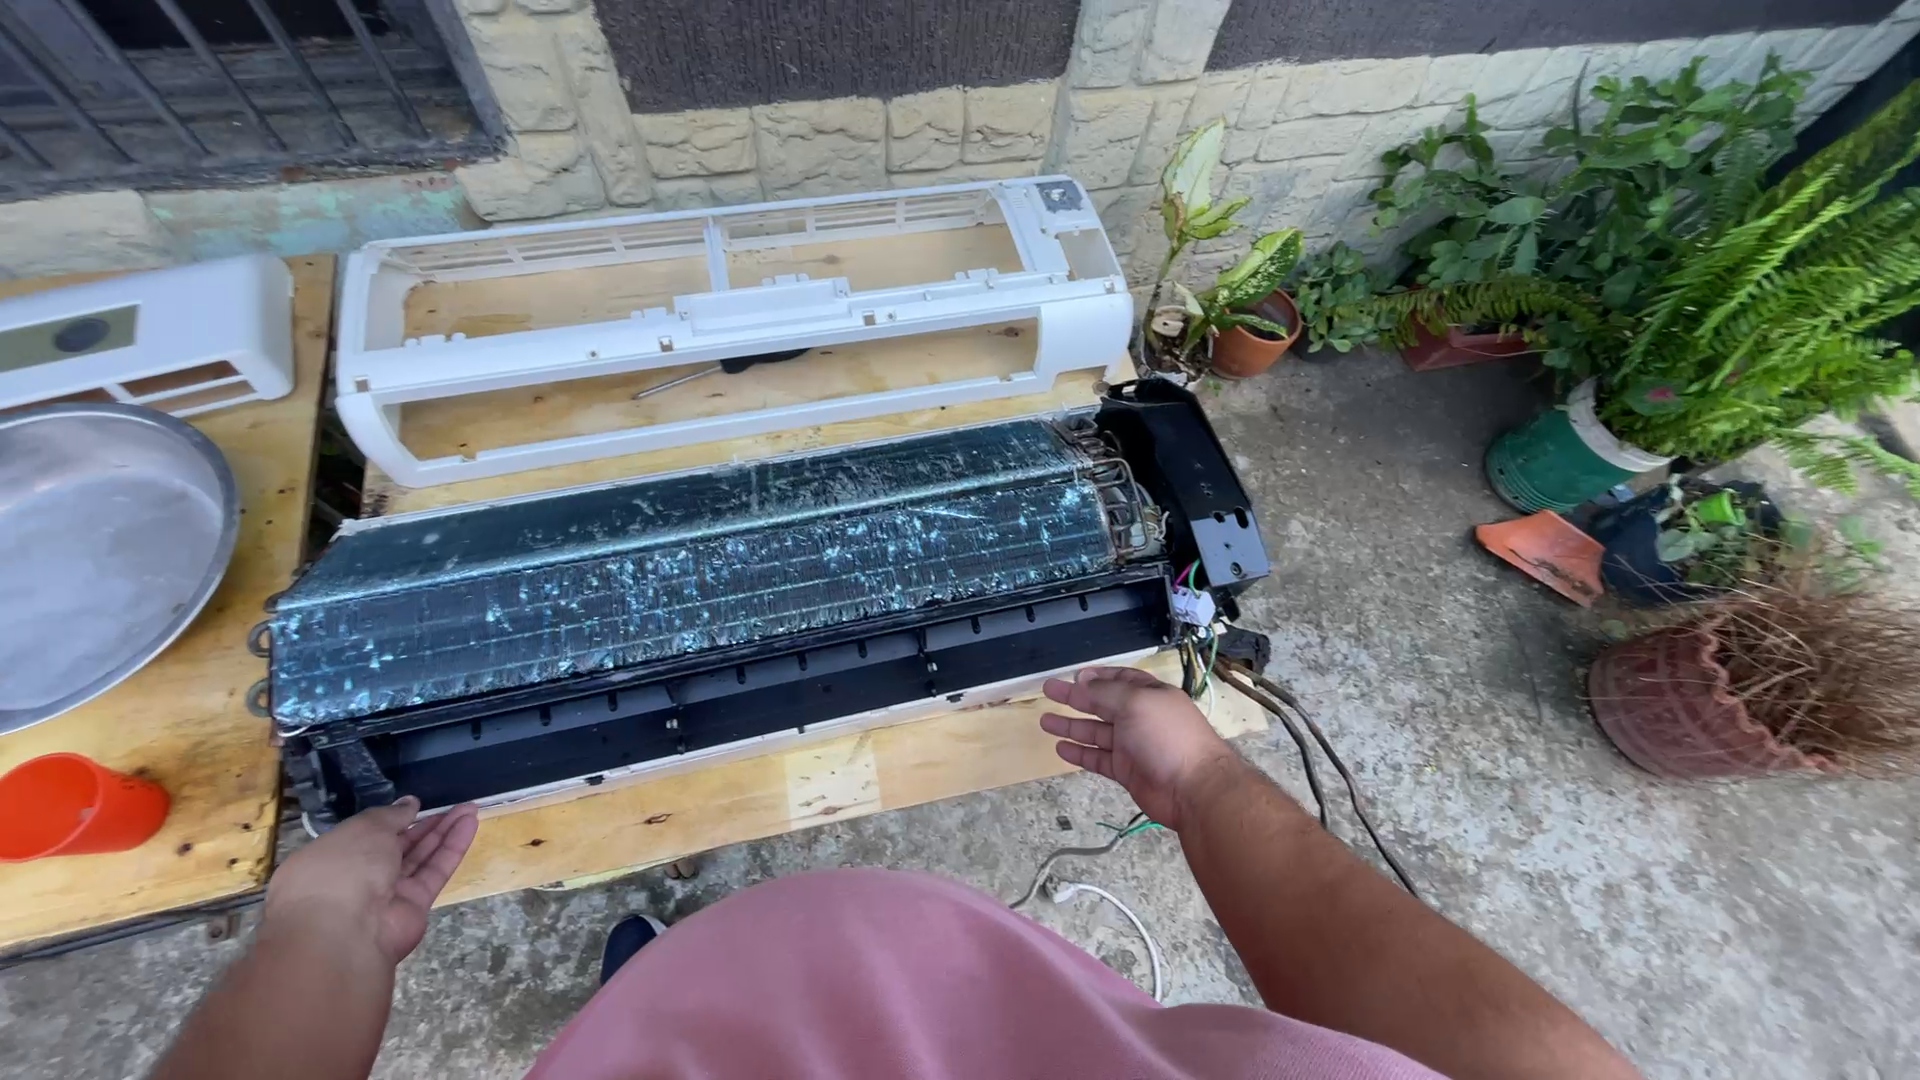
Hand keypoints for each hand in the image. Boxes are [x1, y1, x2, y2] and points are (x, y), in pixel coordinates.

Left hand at [265, 798, 479, 964]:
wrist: (343, 932)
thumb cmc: (342, 870)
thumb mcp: (363, 829)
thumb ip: (390, 815)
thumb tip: (409, 803)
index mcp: (329, 861)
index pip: (363, 838)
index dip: (391, 820)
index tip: (414, 806)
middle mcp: (355, 879)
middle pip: (397, 847)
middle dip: (425, 825)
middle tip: (454, 804)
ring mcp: (384, 896)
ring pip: (420, 858)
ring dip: (445, 832)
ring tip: (471, 808)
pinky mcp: (412, 906)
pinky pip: (434, 872)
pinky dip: (452, 848)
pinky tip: (470, 825)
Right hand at [1041, 666, 1239, 829]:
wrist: (1194, 788)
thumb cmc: (1167, 736)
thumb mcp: (1136, 702)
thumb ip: (1105, 692)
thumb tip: (1081, 679)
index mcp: (1149, 695)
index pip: (1120, 680)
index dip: (1097, 676)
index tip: (1073, 675)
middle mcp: (1140, 718)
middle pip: (1102, 704)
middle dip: (1075, 698)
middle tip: (1048, 691)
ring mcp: (1133, 746)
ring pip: (1096, 732)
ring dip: (1071, 726)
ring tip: (1045, 721)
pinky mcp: (1126, 771)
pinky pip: (1098, 758)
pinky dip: (1080, 753)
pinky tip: (1061, 748)